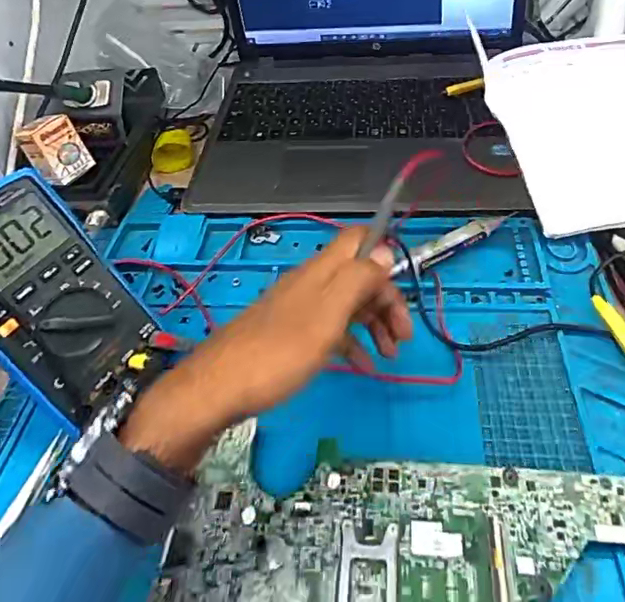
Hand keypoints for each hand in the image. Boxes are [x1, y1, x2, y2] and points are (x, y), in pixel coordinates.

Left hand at [118, 225, 412, 472]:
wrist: (221, 386)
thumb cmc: (281, 351)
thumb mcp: (328, 314)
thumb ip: (358, 279)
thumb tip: (385, 250)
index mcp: (323, 270)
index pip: (359, 239)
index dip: (384, 251)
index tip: (402, 283)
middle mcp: (313, 281)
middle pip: (360, 275)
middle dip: (386, 299)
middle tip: (403, 336)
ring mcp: (302, 307)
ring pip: (348, 303)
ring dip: (374, 323)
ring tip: (390, 355)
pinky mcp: (293, 333)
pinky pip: (332, 329)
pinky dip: (352, 343)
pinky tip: (364, 366)